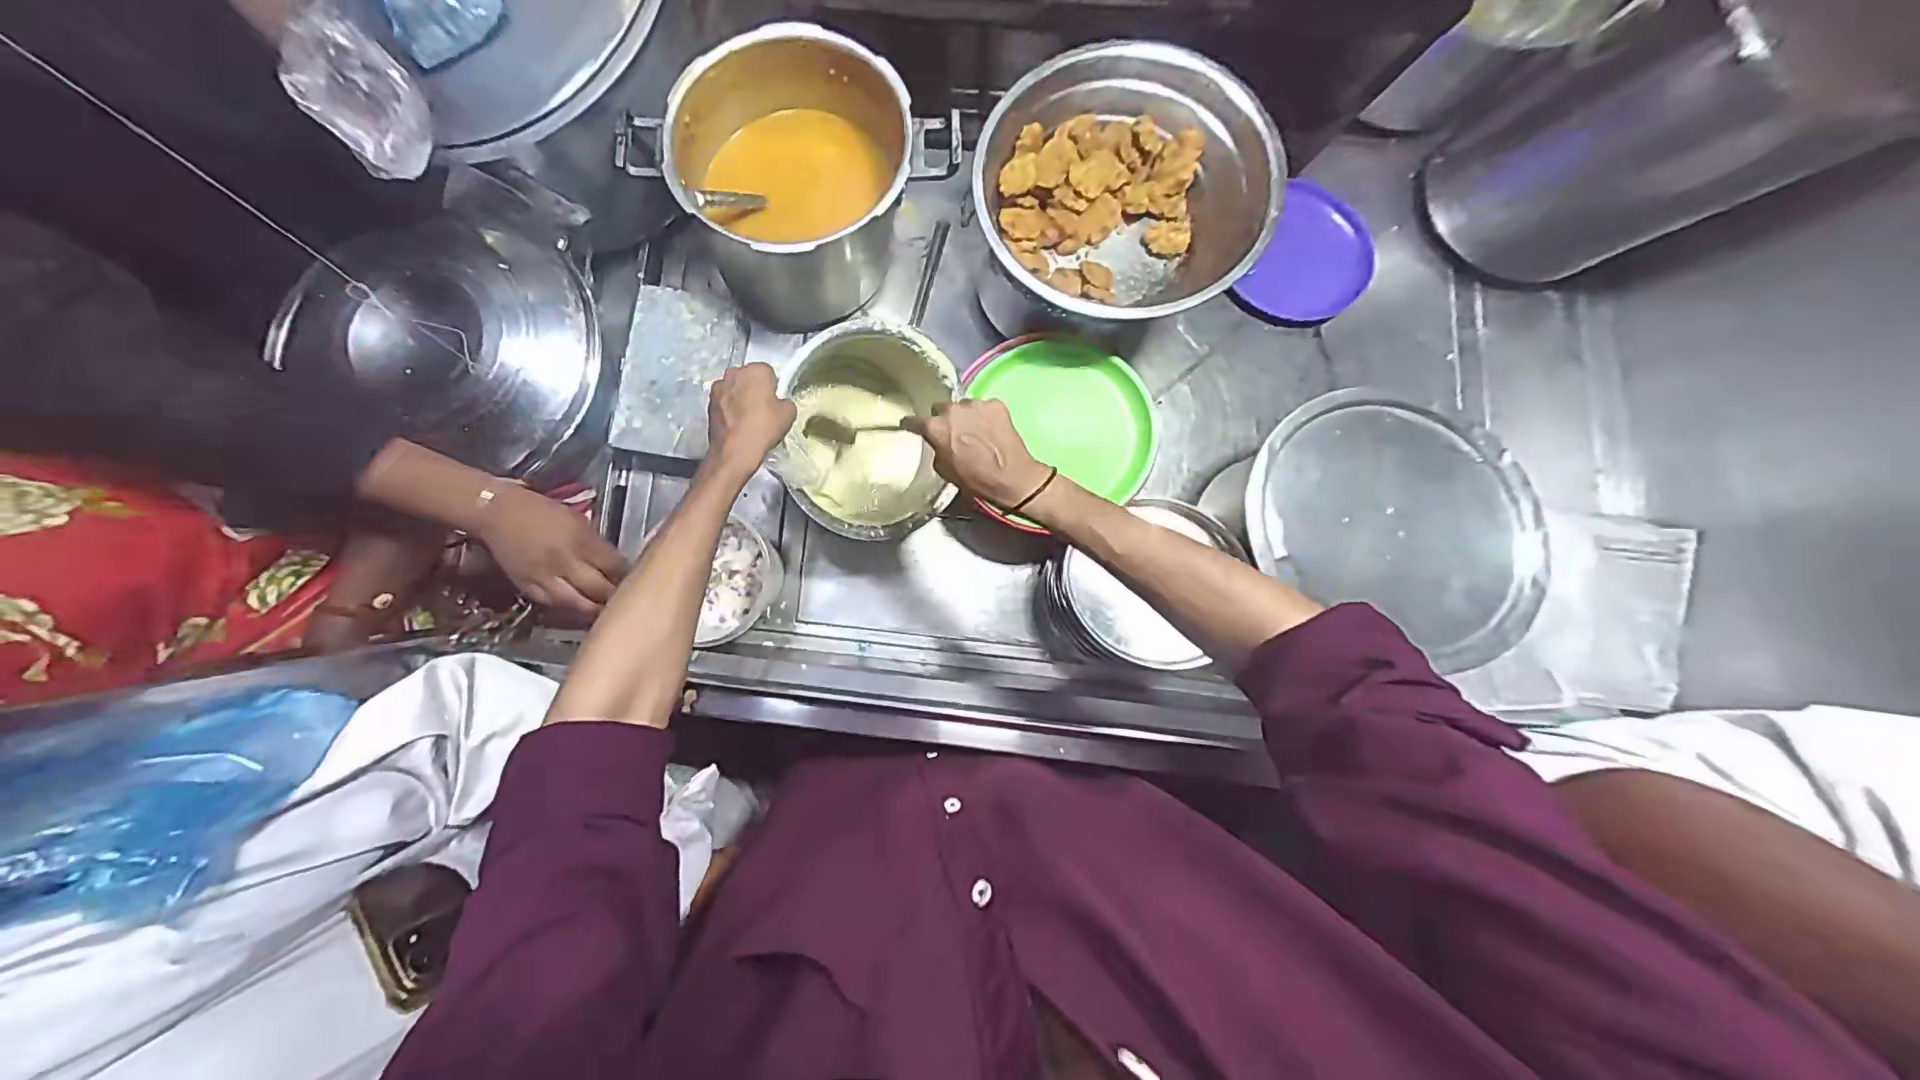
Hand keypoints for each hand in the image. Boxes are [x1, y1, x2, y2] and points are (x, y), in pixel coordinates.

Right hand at [474, 485, 626, 613]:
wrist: (497, 513)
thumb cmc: (541, 511)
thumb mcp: (578, 521)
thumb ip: (596, 545)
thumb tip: (614, 563)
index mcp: (582, 542)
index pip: (614, 566)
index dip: (626, 575)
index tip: (634, 579)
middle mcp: (565, 562)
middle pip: (598, 588)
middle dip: (613, 596)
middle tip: (625, 601)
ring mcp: (545, 577)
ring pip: (577, 603)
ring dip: (593, 609)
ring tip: (605, 612)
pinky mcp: (527, 586)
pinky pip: (552, 604)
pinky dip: (568, 608)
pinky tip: (578, 610)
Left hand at [708, 363, 794, 478]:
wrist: (734, 451)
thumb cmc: (764, 428)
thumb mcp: (789, 414)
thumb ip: (785, 401)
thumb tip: (778, 402)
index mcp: (755, 370)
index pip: (769, 372)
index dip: (773, 386)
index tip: (775, 401)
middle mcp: (733, 373)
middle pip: (748, 377)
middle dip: (754, 388)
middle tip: (762, 408)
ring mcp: (718, 387)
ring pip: (734, 388)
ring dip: (740, 397)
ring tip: (747, 418)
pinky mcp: (708, 402)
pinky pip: (724, 401)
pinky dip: (729, 408)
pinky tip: (736, 423)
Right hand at [904, 399, 1052, 508]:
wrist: (1011, 477)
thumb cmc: (975, 479)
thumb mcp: (944, 470)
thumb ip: (936, 449)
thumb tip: (938, 442)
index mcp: (935, 427)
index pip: (915, 420)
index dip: (913, 424)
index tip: (913, 426)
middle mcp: (953, 410)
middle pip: (941, 408)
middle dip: (945, 419)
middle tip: (954, 433)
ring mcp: (976, 404)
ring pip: (964, 406)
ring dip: (966, 416)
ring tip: (976, 433)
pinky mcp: (995, 404)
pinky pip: (984, 407)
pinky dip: (986, 416)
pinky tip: (991, 430)